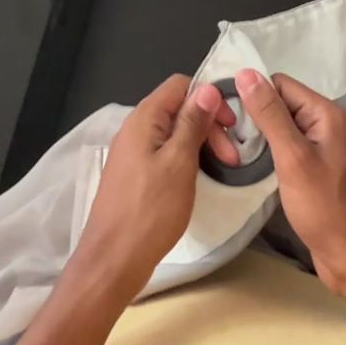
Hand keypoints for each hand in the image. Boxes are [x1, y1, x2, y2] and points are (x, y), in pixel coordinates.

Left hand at [70, 74, 234, 295]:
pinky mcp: (135, 173)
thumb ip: (192, 123)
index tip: (231, 123)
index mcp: (144, 118)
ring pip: (173, 132)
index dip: (208, 96)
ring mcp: (132, 151)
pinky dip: (186, 158)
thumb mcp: (179, 162)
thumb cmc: (150, 209)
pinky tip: (200, 176)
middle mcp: (135, 128)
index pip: (179, 85)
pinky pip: (164, 152)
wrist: (113, 259)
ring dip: (200, 143)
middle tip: (232, 156)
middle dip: (208, 124)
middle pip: (177, 108)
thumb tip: (206, 88)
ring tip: (222, 168)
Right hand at [236, 68, 345, 292]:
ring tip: (233, 151)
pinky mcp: (315, 168)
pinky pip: (286, 147)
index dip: (252, 94)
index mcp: (325, 113)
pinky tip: (250, 166)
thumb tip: (245, 73)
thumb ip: (269, 114)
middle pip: (279, 103)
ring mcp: (321, 147)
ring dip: (258, 136)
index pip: (279, 84)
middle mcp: (325, 123)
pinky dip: (268, 153)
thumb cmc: (325, 207)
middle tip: (226, 137)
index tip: (226, 115)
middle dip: (252, 116)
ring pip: (279, 127)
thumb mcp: (293, 157)